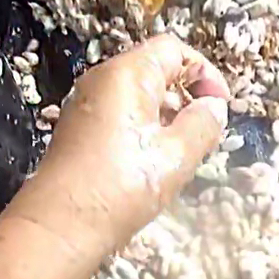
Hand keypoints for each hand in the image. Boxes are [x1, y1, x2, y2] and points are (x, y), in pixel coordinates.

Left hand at [2, 35, 230, 262]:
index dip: (204, 73)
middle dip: (185, 99)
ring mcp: (85, 109)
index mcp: (126, 75)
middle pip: (154, 73)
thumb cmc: (119, 188)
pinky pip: (119, 121)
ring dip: (165, 122)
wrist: (58, 227)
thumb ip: (203, 125)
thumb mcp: (175, 157)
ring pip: (136, 101)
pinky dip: (142, 135)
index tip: (220, 107)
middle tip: (203, 137)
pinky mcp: (78, 135)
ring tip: (180, 158)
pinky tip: (150, 169)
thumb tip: (214, 107)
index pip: (174, 50)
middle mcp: (101, 82)